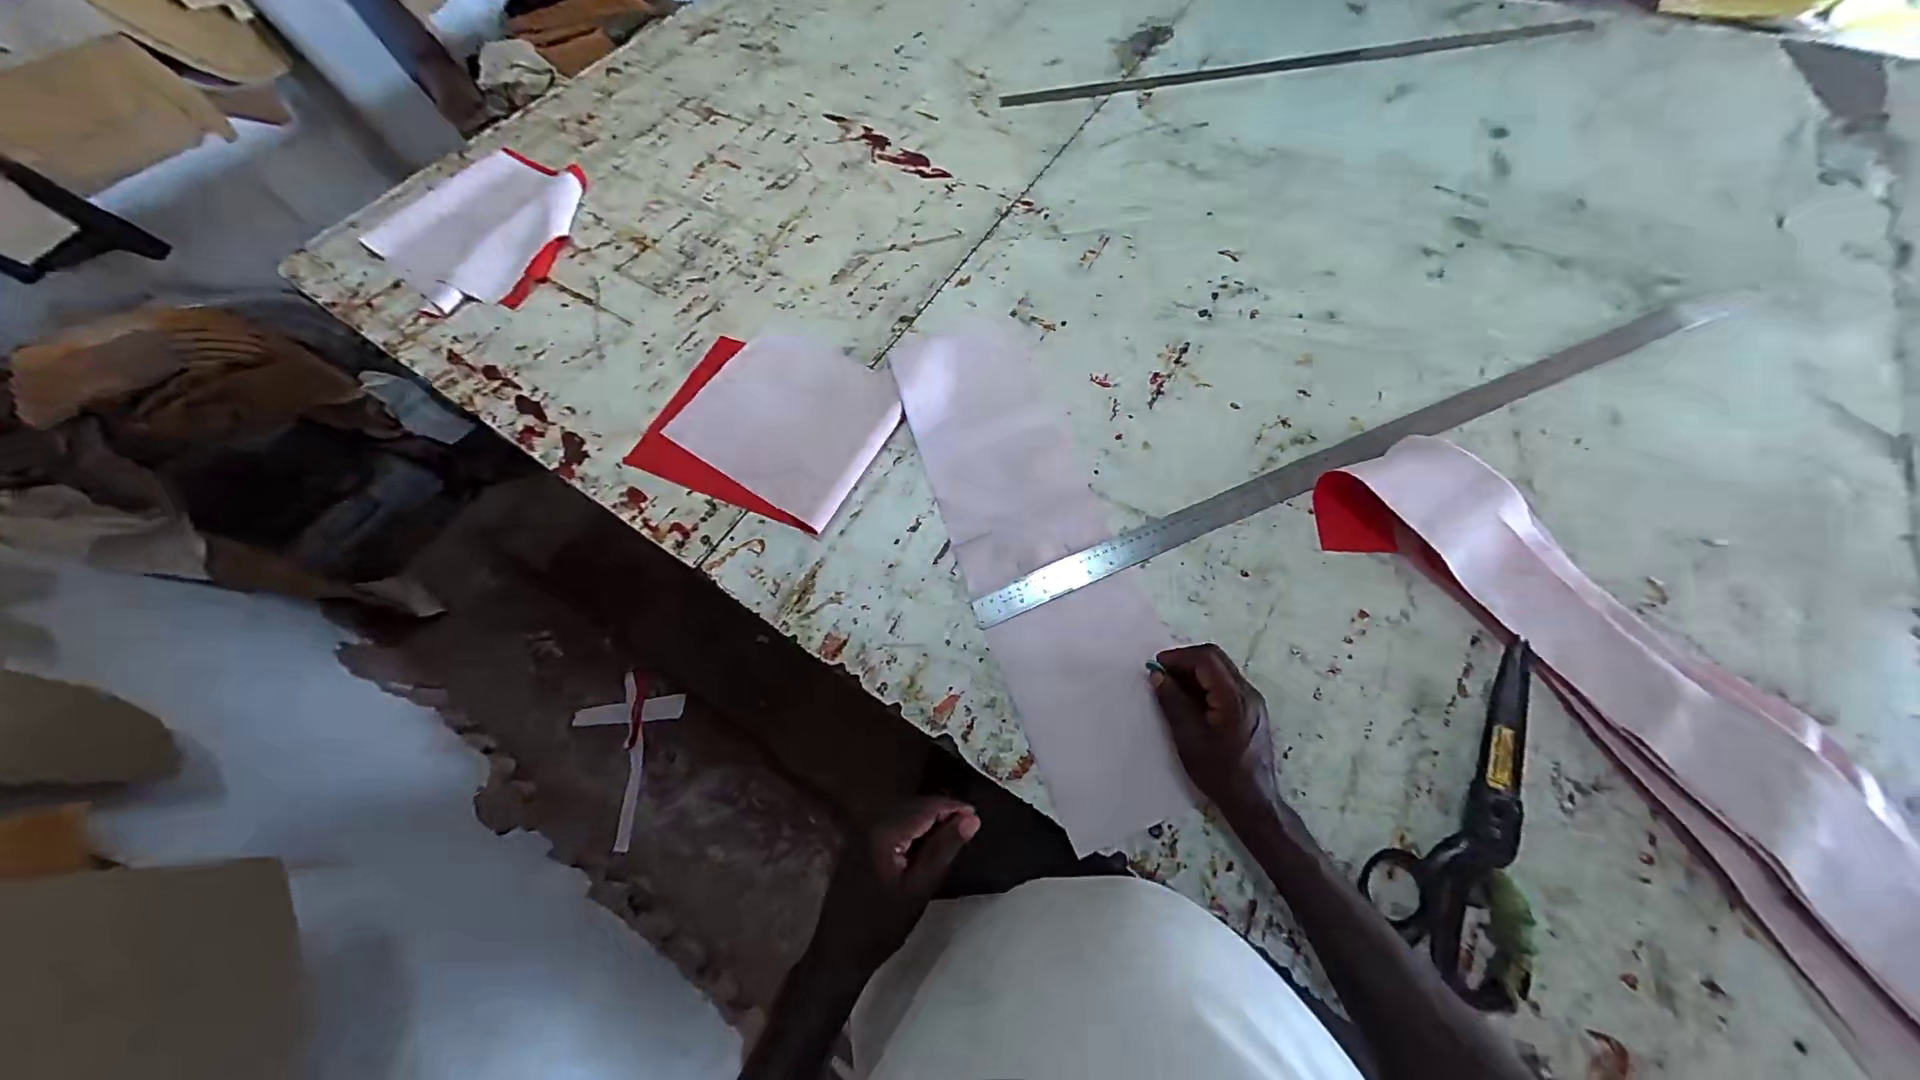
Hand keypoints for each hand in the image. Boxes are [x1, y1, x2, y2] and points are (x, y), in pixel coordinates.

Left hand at [808, 798, 978, 977]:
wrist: (839, 952)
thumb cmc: (883, 924)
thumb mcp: (920, 888)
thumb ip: (945, 848)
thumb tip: (971, 819)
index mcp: (885, 832)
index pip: (925, 808)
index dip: (952, 807)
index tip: (976, 814)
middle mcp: (871, 824)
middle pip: (913, 805)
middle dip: (941, 810)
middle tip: (968, 823)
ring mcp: (862, 833)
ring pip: (902, 813)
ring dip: (927, 817)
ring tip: (952, 831)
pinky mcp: (859, 843)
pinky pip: (891, 824)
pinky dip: (912, 827)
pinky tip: (925, 842)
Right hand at [1151, 643, 1279, 820]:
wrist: (1253, 801)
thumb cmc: (1219, 771)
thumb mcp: (1188, 737)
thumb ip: (1172, 701)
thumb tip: (1158, 675)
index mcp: (1234, 697)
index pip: (1207, 658)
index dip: (1179, 656)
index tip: (1156, 666)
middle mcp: (1248, 693)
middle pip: (1216, 660)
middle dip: (1185, 661)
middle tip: (1162, 674)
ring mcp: (1252, 702)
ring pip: (1220, 671)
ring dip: (1194, 673)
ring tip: (1171, 688)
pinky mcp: (1250, 711)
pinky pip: (1224, 686)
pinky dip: (1204, 685)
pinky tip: (1188, 701)